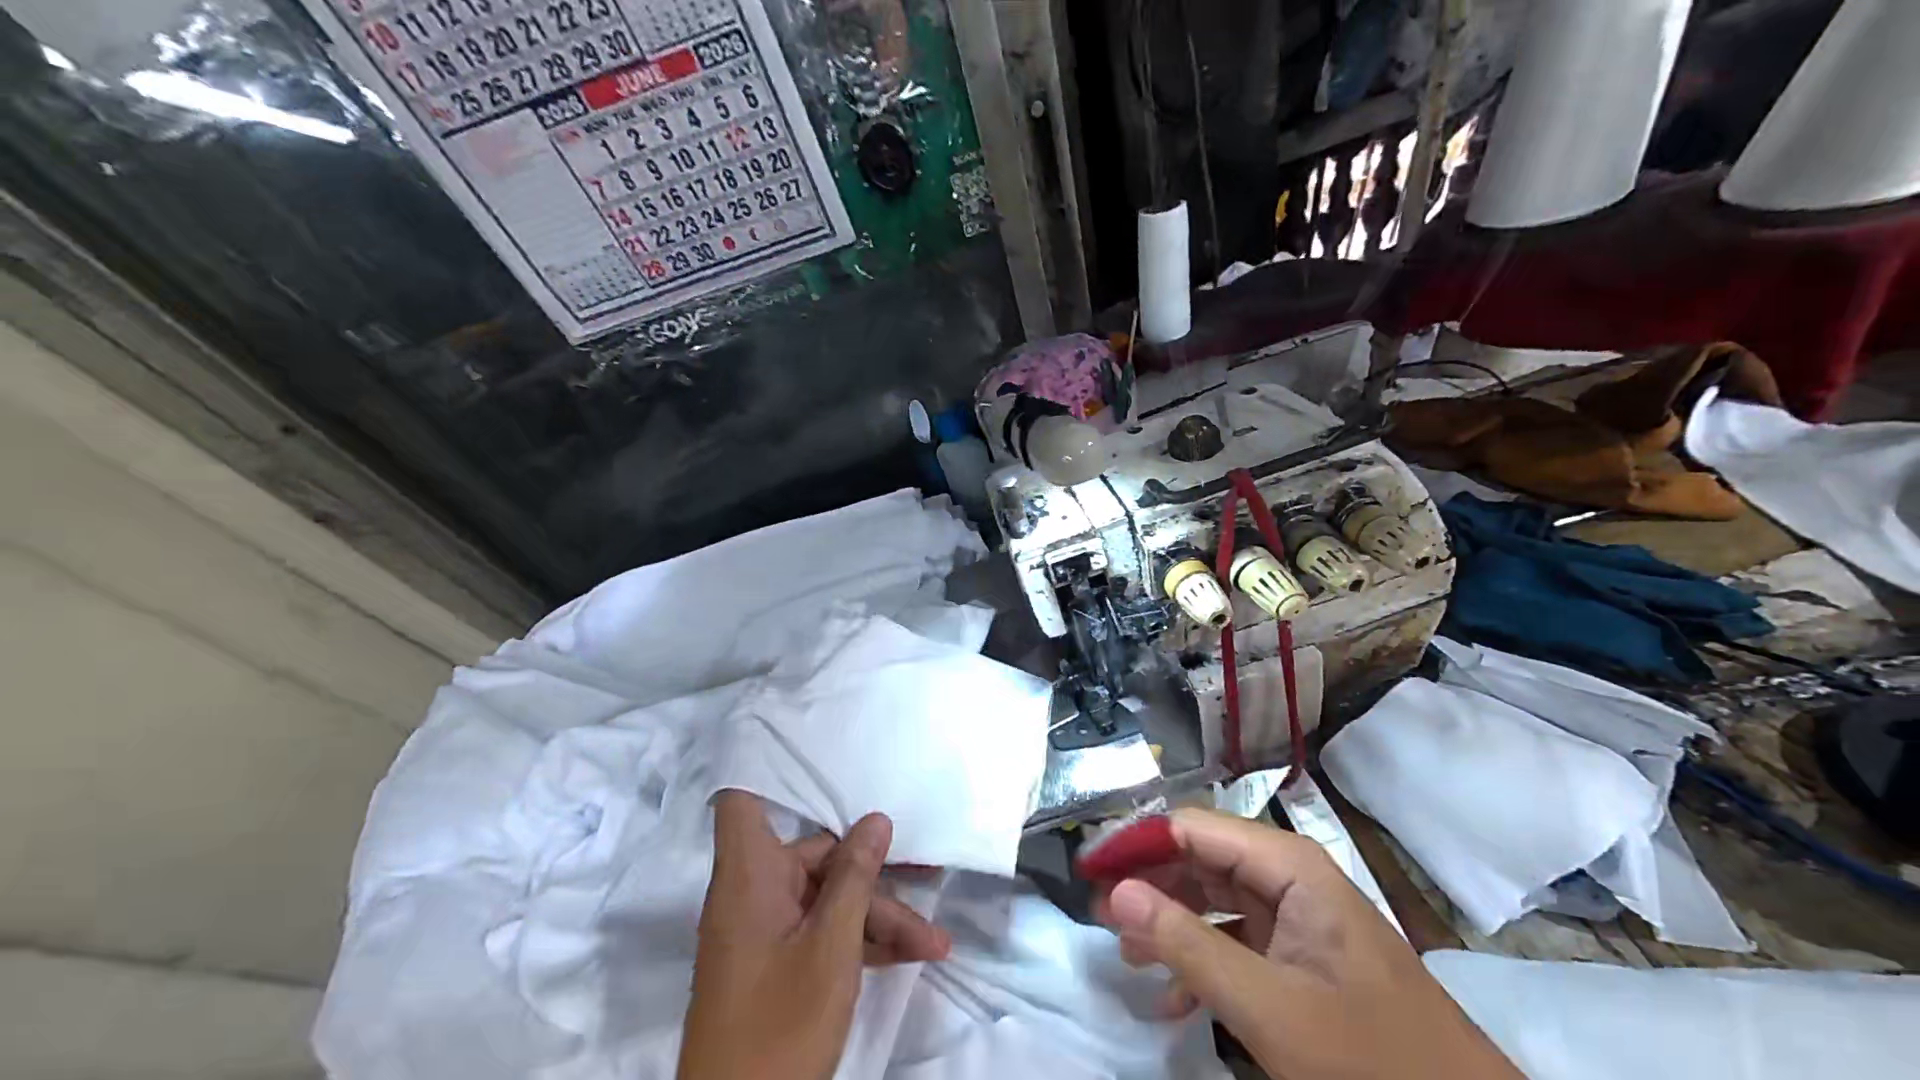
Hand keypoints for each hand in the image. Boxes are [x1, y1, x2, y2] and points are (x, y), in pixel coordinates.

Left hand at [678, 792, 950, 1079]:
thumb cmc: (779, 1023)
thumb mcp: (830, 949)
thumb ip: (854, 878)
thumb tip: (876, 820)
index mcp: (749, 877)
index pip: (740, 802)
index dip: (766, 768)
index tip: (810, 743)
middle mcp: (754, 893)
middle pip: (817, 857)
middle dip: (874, 873)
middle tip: (930, 876)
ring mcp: (767, 930)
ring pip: (828, 899)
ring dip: (880, 917)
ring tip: (935, 944)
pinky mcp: (779, 962)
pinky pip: (823, 932)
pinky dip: (862, 942)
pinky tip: (913, 956)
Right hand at [1099, 808, 1521, 1079]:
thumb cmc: (1366, 1054)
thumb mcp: (1266, 1004)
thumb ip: (1186, 942)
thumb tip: (1115, 891)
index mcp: (1287, 864)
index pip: (1190, 827)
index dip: (1136, 844)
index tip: (1089, 872)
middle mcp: (1289, 876)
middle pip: (1199, 859)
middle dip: (1149, 886)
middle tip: (1099, 918)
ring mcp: (1296, 917)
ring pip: (1212, 899)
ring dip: (1169, 925)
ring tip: (1128, 958)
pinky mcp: (1300, 956)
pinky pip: (1235, 939)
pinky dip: (1199, 960)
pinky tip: (1173, 998)